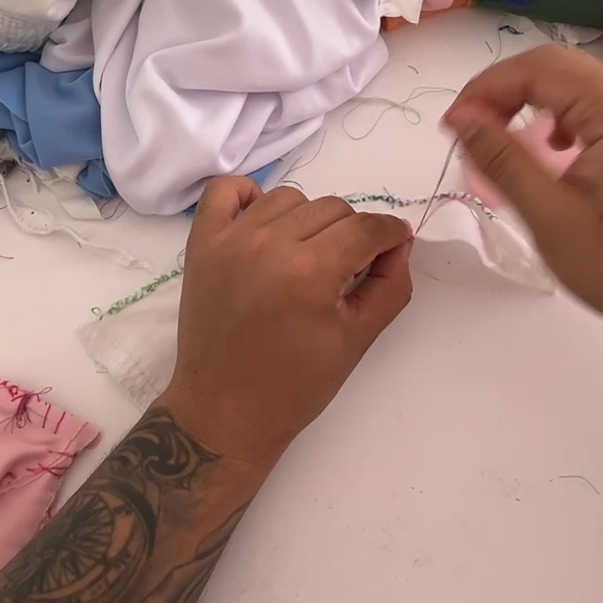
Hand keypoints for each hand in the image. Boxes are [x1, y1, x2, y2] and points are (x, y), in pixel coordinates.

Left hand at [161, 179, 413, 465]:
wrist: (225, 411)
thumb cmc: (296, 385)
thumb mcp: (358, 339)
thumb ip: (390, 285)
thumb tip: (400, 244)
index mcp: (310, 272)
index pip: (367, 228)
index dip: (392, 234)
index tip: (395, 245)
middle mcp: (269, 244)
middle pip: (333, 208)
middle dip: (353, 233)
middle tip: (346, 269)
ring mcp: (230, 239)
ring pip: (289, 197)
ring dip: (308, 219)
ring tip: (305, 255)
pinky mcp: (202, 242)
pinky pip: (226, 190)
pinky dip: (248, 196)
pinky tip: (262, 224)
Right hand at [443, 46, 602, 346]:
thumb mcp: (552, 217)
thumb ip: (503, 159)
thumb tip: (461, 117)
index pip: (536, 69)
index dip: (484, 91)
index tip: (450, 129)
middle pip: (553, 69)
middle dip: (500, 94)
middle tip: (465, 134)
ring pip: (570, 89)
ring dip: (525, 107)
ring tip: (496, 147)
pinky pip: (590, 111)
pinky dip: (554, 123)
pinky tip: (548, 157)